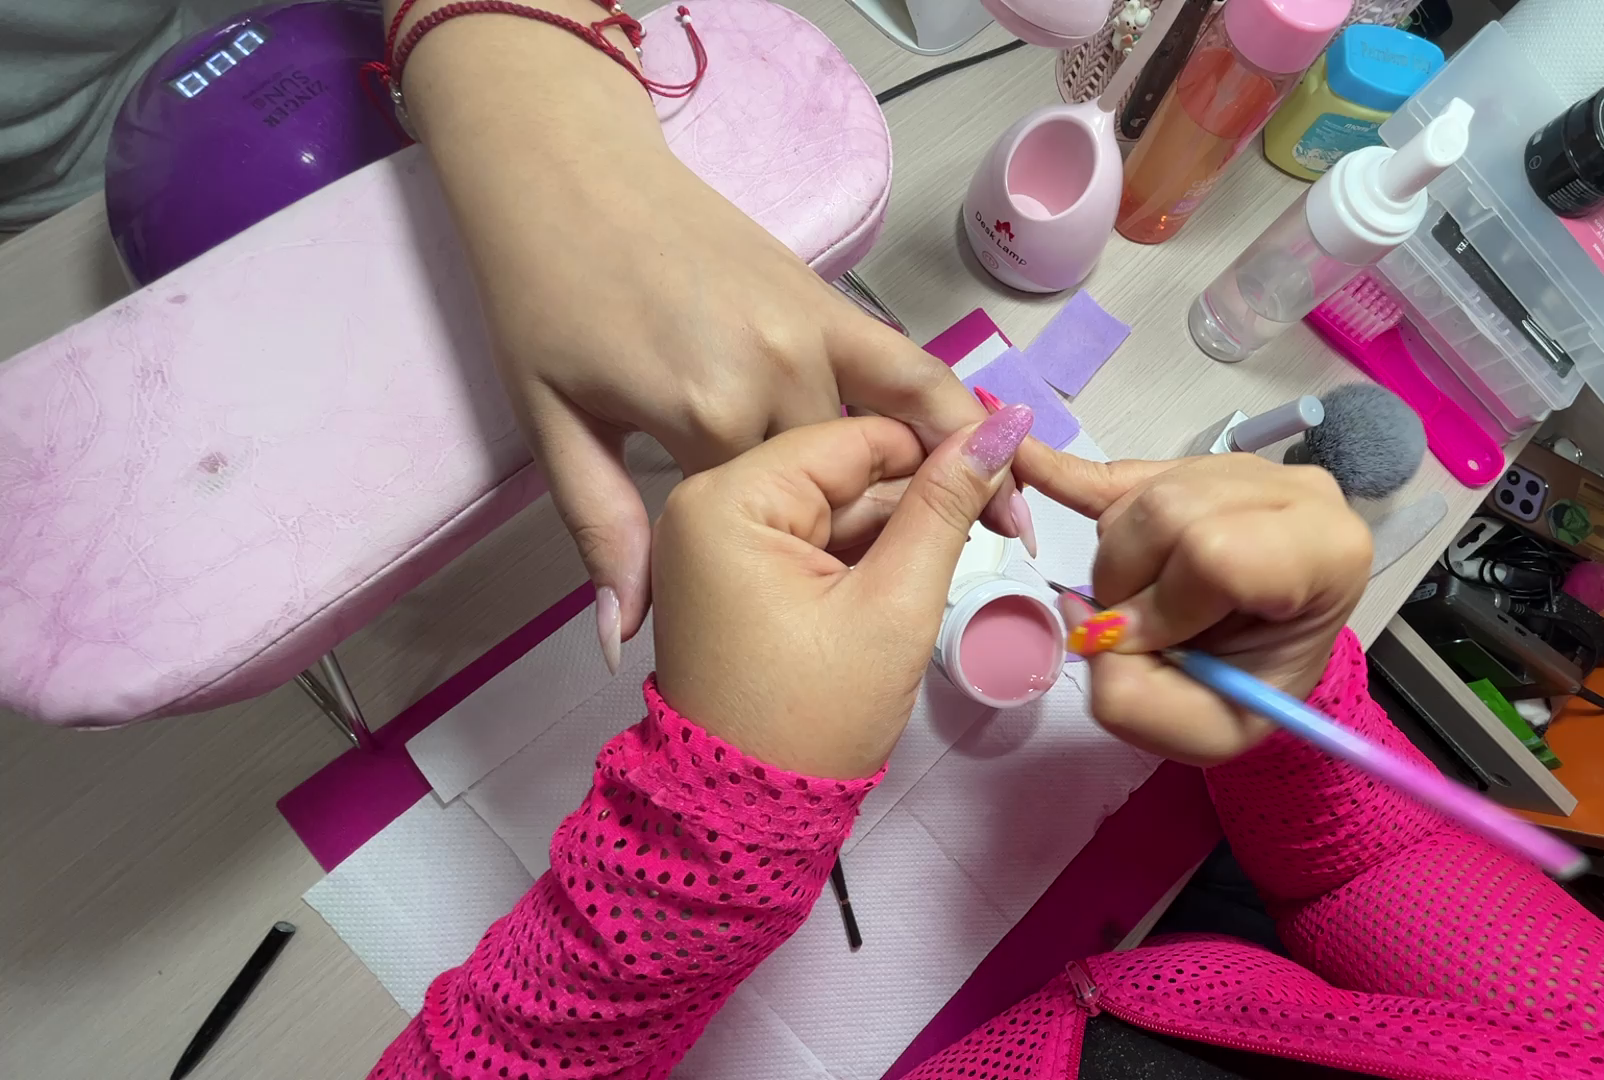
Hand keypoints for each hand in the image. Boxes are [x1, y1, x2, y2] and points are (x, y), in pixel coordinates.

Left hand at [394, 6, 1022, 674]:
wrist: (561, 164)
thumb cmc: (545, 298)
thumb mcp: (555, 425)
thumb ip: (605, 533)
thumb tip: (619, 637)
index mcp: (711, 416)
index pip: (791, 519)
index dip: (828, 566)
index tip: (847, 612)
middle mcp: (781, 376)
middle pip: (855, 480)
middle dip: (885, 531)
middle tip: (916, 579)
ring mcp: (817, 331)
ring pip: (902, 423)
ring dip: (955, 474)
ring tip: (1014, 517)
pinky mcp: (832, 300)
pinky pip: (912, 364)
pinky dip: (956, 406)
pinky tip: (994, 438)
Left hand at [650, 407, 1033, 778]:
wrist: (749, 813)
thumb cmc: (818, 714)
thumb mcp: (895, 603)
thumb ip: (947, 506)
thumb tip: (1002, 428)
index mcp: (729, 499)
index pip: (855, 438)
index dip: (939, 449)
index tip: (1006, 473)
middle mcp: (711, 504)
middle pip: (845, 471)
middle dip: (922, 496)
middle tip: (1002, 519)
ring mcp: (721, 540)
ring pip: (837, 506)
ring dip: (901, 528)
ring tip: (961, 550)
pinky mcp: (738, 572)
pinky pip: (817, 539)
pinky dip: (868, 553)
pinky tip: (911, 572)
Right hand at [1018, 447, 1372, 764]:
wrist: (1263, 656)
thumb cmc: (1249, 692)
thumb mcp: (1207, 732)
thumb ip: (1134, 699)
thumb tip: (1084, 616)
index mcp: (1326, 553)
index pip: (1216, 552)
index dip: (1165, 604)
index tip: (1152, 641)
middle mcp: (1291, 491)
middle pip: (1166, 513)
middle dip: (1127, 581)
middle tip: (1137, 625)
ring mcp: (1237, 467)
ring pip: (1136, 499)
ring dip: (1115, 559)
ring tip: (1140, 597)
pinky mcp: (1184, 466)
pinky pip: (1111, 469)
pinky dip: (1057, 469)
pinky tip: (1018, 454)